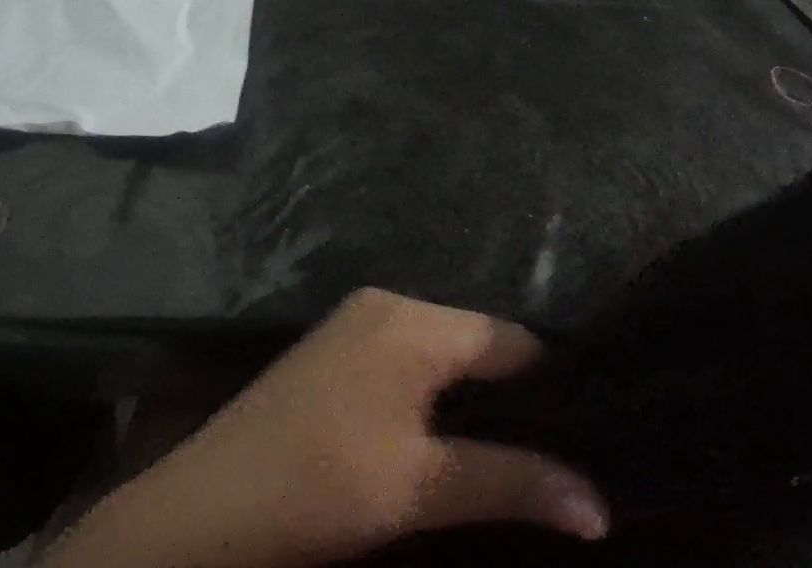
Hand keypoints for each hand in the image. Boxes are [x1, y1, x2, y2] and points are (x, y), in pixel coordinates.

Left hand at [40, 288, 608, 567]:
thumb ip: (515, 483)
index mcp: (412, 320)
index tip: (591, 434)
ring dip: (473, 398)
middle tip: (558, 451)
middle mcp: (386, 304)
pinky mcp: (333, 351)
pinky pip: (407, 359)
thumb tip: (602, 506)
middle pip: (477, 342)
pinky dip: (434, 393)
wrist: (209, 506)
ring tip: (511, 451)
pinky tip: (446, 437)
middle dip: (514, 396)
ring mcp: (354, 324)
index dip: (557, 387)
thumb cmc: (322, 483)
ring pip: (442, 352)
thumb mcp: (424, 486)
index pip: (513, 341)